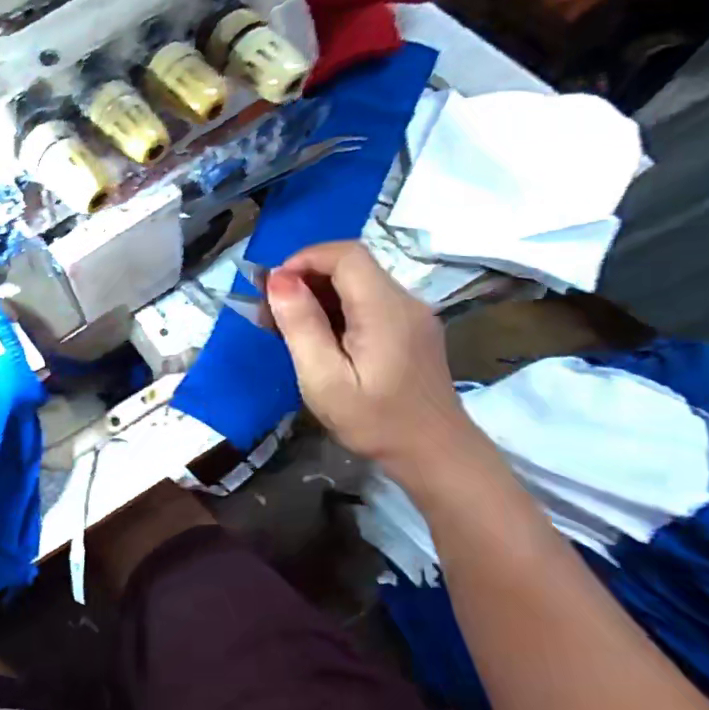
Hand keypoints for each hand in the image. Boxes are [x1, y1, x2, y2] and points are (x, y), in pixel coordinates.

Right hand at [265, 241, 478, 477]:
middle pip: (352, 265)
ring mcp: (412, 314)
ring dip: (319, 294)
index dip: (304, 259)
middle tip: (272, 311)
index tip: (272, 288)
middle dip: (306, 277)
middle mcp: (404, 301)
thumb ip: (301, 326)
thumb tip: (277, 280)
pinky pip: (369, 301)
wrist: (435, 455)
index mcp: (385, 308)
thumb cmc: (375, 422)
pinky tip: (320, 338)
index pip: (345, 254)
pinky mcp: (411, 328)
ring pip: (359, 282)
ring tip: (289, 327)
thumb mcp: (325, 380)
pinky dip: (338, 308)